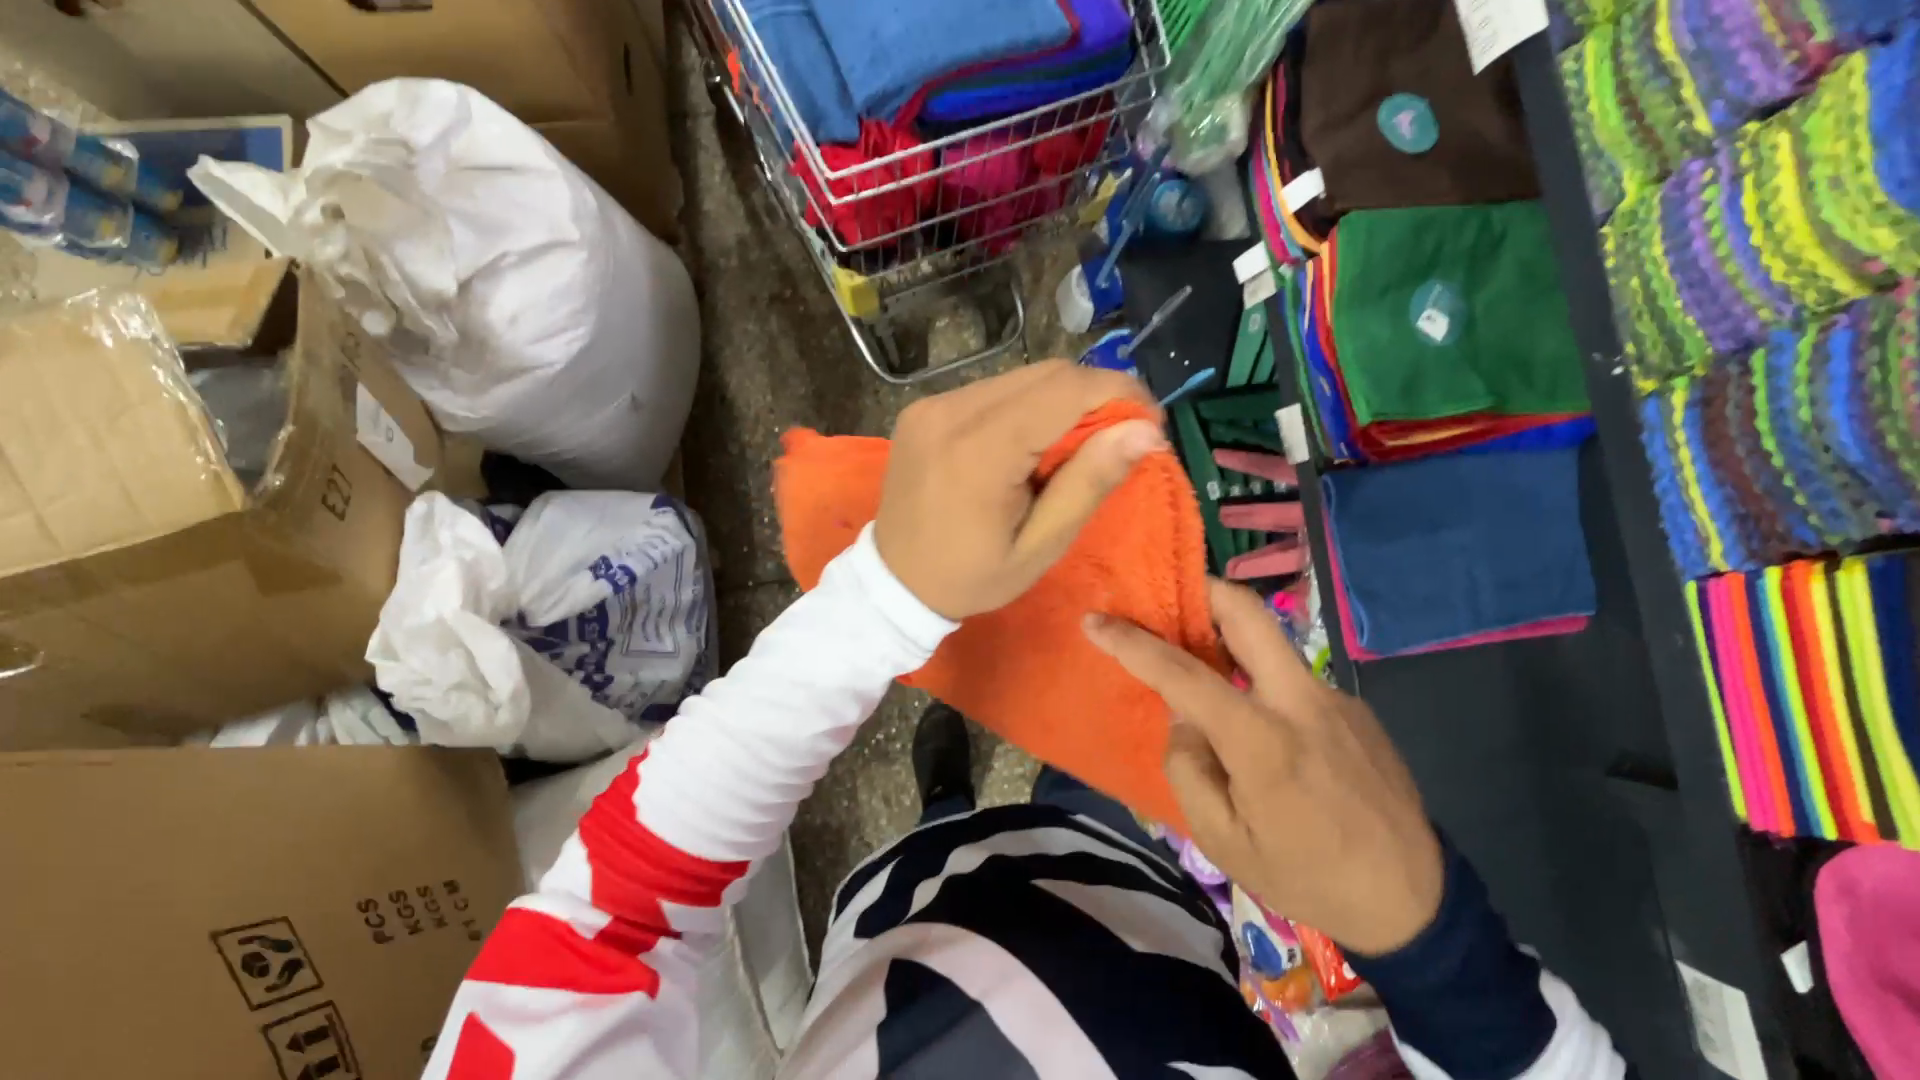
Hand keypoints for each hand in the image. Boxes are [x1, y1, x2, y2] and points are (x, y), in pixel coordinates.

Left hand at [875, 360, 1163, 619]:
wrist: (893, 583)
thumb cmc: (971, 576)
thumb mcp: (1040, 546)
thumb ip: (1089, 483)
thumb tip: (1146, 432)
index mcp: (979, 450)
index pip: (1066, 389)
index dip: (1120, 395)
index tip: (1150, 424)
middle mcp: (950, 410)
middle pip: (1047, 373)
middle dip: (1095, 396)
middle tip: (1119, 438)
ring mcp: (932, 404)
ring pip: (1022, 377)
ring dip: (1060, 401)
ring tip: (1074, 448)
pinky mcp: (924, 406)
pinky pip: (993, 389)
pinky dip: (1025, 406)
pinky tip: (1030, 445)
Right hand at [1083, 580, 1444, 955]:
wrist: (1413, 902)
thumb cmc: (1307, 878)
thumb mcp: (1223, 842)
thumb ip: (1189, 768)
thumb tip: (1185, 719)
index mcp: (1263, 740)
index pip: (1183, 674)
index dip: (1132, 643)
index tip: (1095, 620)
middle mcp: (1302, 701)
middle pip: (1248, 613)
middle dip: (1202, 590)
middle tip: (1167, 597)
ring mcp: (1336, 699)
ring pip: (1272, 646)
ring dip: (1231, 642)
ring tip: (1203, 668)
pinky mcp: (1357, 710)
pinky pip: (1295, 683)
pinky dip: (1264, 688)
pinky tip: (1266, 733)